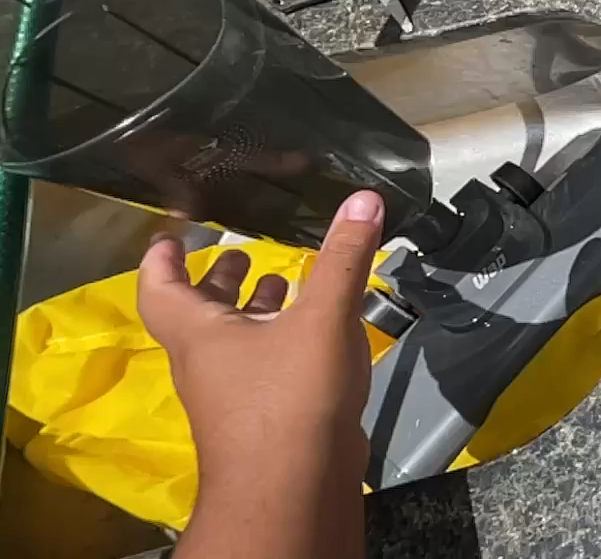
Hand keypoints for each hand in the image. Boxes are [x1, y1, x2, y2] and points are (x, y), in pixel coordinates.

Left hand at [138, 191, 383, 558]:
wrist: (295, 477)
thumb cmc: (291, 392)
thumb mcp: (323, 315)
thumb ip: (344, 257)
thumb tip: (362, 198)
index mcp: (202, 336)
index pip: (163, 291)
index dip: (163, 261)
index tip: (170, 235)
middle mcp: (213, 358)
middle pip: (203, 313)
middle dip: (219, 280)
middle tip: (240, 249)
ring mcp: (241, 384)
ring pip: (240, 333)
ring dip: (257, 304)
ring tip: (285, 275)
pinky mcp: (274, 401)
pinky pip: (272, 351)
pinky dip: (289, 326)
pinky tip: (324, 318)